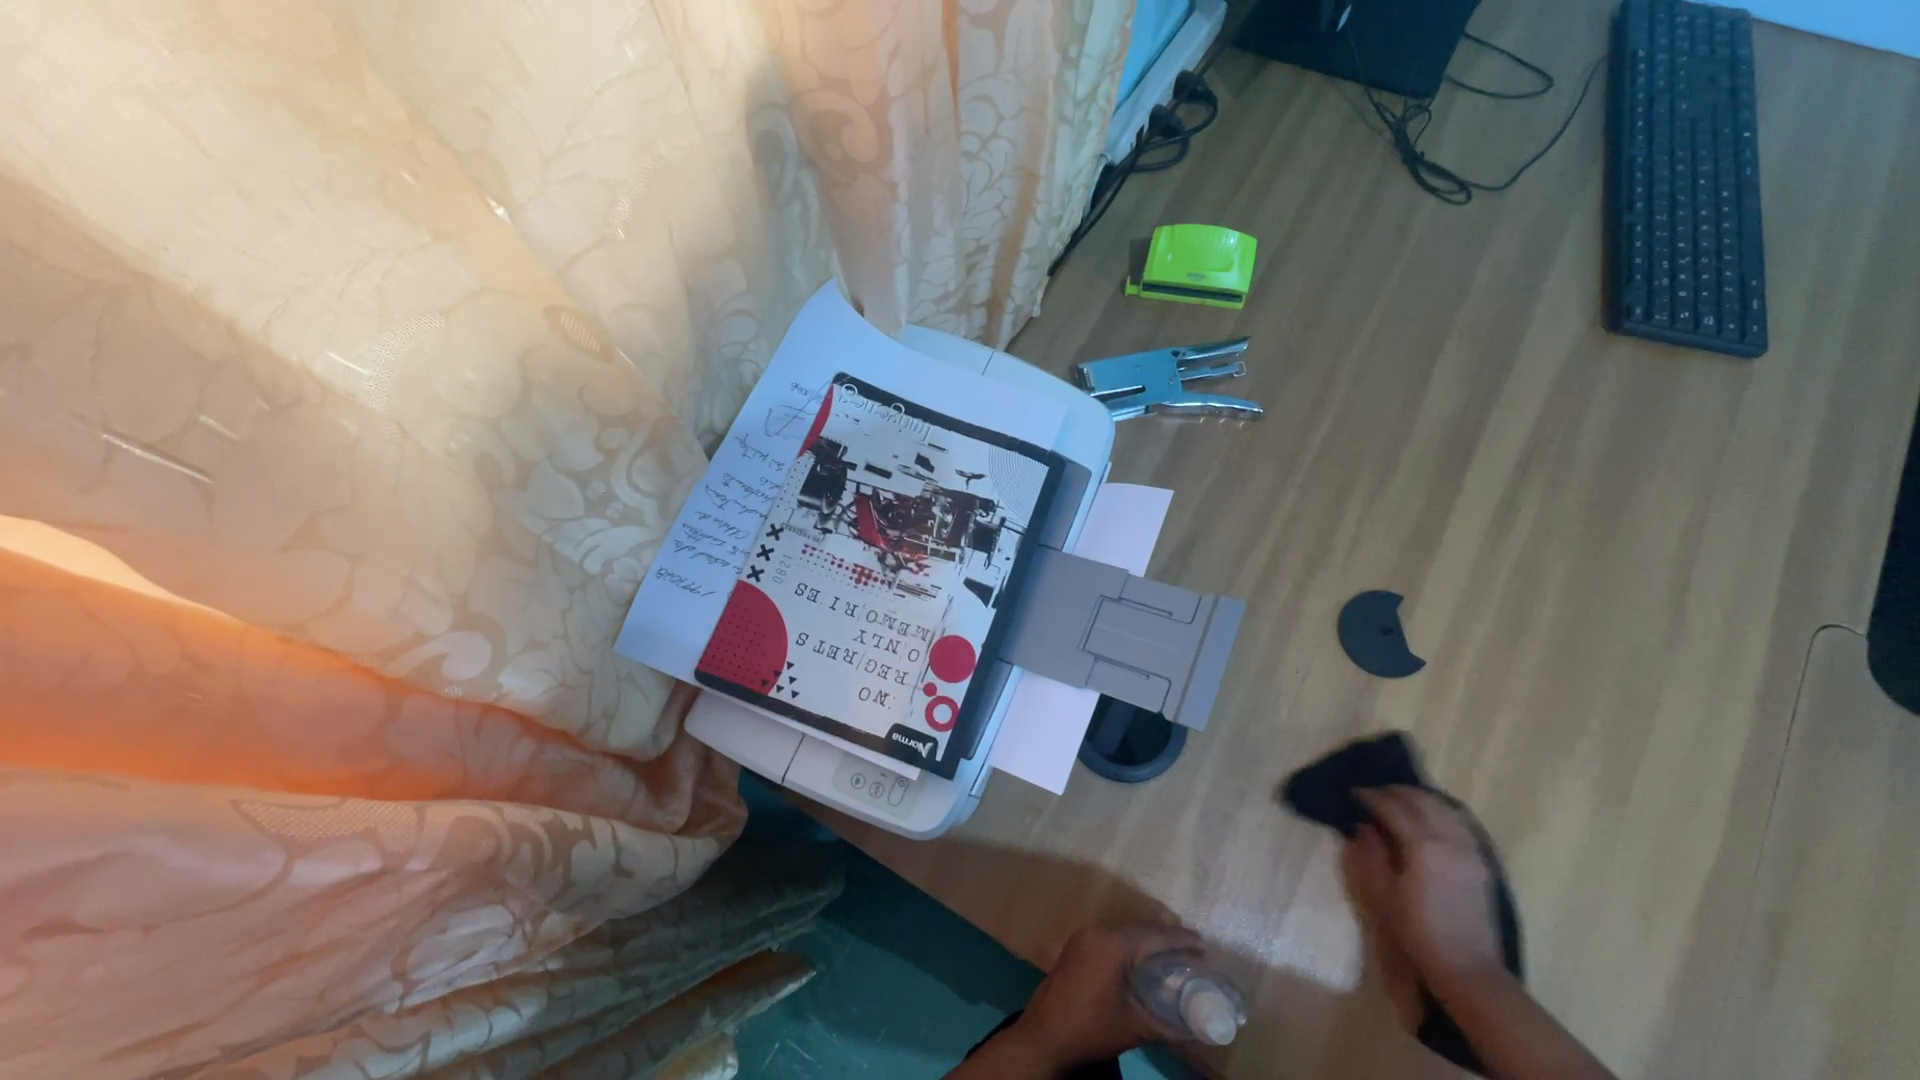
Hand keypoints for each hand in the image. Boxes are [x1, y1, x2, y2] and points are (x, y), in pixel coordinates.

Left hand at [1008, 923, 1202, 1068]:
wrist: (1043, 1036)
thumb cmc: (1090, 1028)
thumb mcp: (1135, 1027)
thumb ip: (1168, 1025)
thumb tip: (1197, 1029)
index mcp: (1113, 944)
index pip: (1155, 935)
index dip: (1181, 940)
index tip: (1204, 947)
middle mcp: (1098, 931)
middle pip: (1140, 927)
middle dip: (1166, 936)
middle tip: (1191, 949)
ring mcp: (1083, 937)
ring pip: (1123, 930)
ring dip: (1146, 938)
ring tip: (1170, 952)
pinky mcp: (1074, 946)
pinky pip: (1109, 936)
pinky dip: (1128, 942)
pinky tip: (1139, 958)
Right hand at [1345, 786, 1504, 991]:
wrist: (1467, 967)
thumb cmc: (1417, 933)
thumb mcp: (1383, 895)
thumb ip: (1371, 855)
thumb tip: (1364, 827)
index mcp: (1423, 847)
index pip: (1394, 808)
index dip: (1372, 797)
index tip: (1355, 793)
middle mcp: (1450, 840)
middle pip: (1423, 801)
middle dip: (1398, 792)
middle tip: (1376, 792)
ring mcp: (1471, 850)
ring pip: (1447, 808)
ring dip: (1422, 799)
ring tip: (1403, 800)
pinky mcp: (1482, 863)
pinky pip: (1462, 823)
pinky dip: (1443, 812)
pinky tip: (1432, 819)